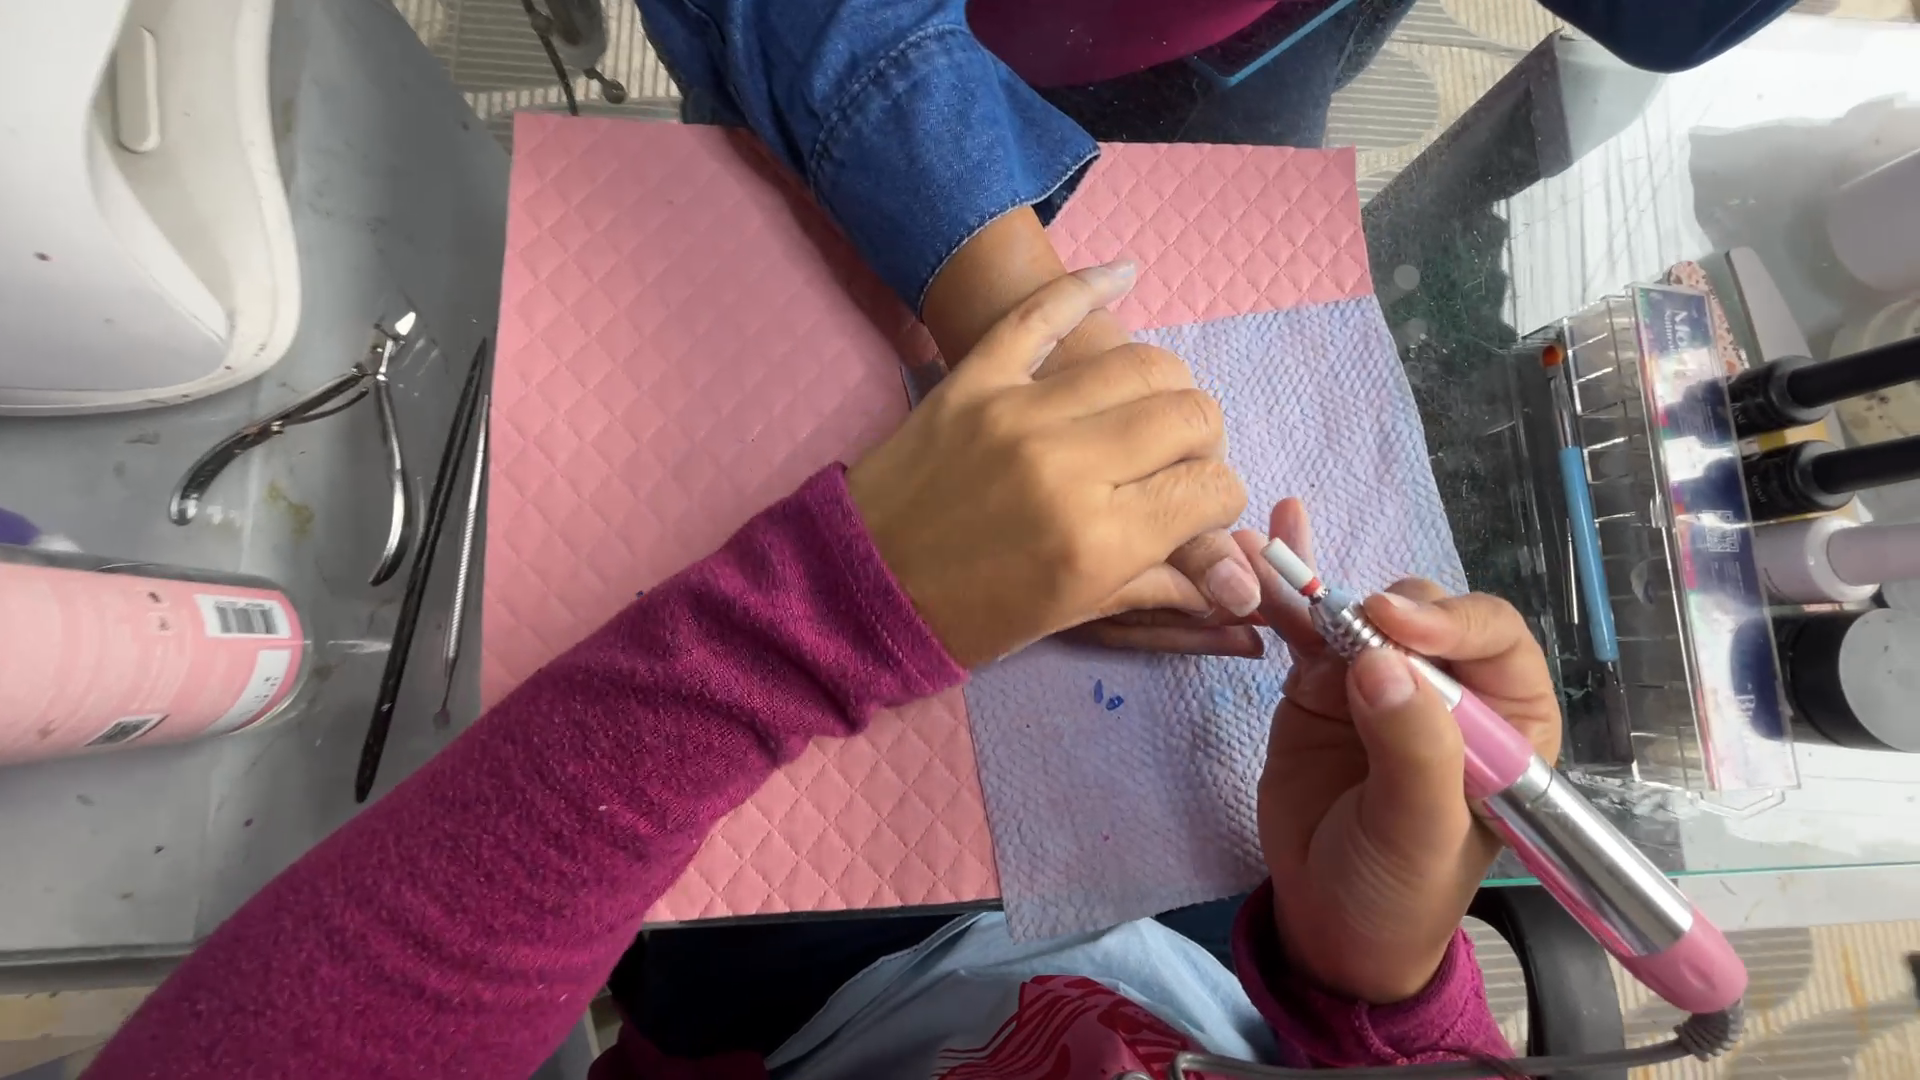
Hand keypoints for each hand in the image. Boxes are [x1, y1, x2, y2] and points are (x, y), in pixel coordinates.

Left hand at [922, 210, 1267, 657]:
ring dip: (1165, 384)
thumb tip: (1242, 582)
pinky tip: (1125, 275)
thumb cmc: (966, 616)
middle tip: (1176, 463)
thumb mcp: (1066, 614)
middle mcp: (1068, 467)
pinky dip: (1089, 287)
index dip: (1221, 499)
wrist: (859, 587)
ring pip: (1140, 362)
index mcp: (1097, 542)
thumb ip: (1157, 584)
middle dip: (1204, 441)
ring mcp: (1017, 411)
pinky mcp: (973, 378)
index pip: (1211, 489)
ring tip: (1148, 410)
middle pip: (1191, 413)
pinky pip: (1043, 310)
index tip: (1202, 506)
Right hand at [1238, 499, 1560, 1003]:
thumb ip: (1412, 750)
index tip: (1388, 621)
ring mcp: (1373, 681)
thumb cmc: (1398, 889)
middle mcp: (1443, 688)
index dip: (1448, 620)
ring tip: (1266, 540)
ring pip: (1350, 613)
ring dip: (1309, 577)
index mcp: (1502, 721)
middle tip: (1332, 619)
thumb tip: (1378, 661)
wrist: (1326, 915)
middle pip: (1419, 614)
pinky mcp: (1317, 685)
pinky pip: (1299, 633)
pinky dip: (1277, 599)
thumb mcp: (1419, 835)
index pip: (1494, 642)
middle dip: (1376, 605)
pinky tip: (1258, 550)